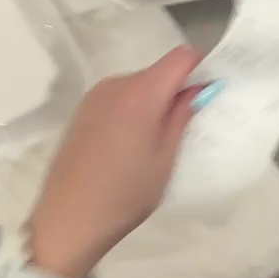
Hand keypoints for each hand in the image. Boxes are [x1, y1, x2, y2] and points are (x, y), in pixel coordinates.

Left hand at [27, 47, 212, 277]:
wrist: (69, 220)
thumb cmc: (125, 195)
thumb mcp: (165, 159)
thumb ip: (182, 117)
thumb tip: (197, 90)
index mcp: (139, 95)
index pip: (181, 57)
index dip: (201, 68)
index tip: (209, 94)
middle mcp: (115, 85)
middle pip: (159, 71)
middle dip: (177, 90)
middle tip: (187, 126)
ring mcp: (95, 96)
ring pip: (139, 85)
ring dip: (155, 101)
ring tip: (156, 141)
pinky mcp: (83, 111)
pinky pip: (120, 97)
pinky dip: (135, 109)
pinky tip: (131, 144)